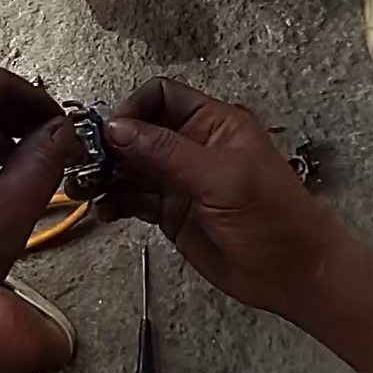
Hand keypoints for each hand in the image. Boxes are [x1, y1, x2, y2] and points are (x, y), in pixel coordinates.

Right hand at [100, 78, 353, 322]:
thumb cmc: (269, 216)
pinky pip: (132, 199)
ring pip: (130, 167)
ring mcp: (177, 180)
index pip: (162, 97)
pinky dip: (114, 202)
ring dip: (105, 174)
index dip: (133, 109)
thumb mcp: (220, 177)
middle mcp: (190, 146)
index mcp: (211, 124)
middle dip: (109, 145)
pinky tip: (103, 211)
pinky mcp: (168, 211)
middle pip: (138, 132)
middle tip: (80, 163)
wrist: (292, 275)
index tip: (109, 134)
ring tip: (81, 188)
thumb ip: (166, 151)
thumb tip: (115, 127)